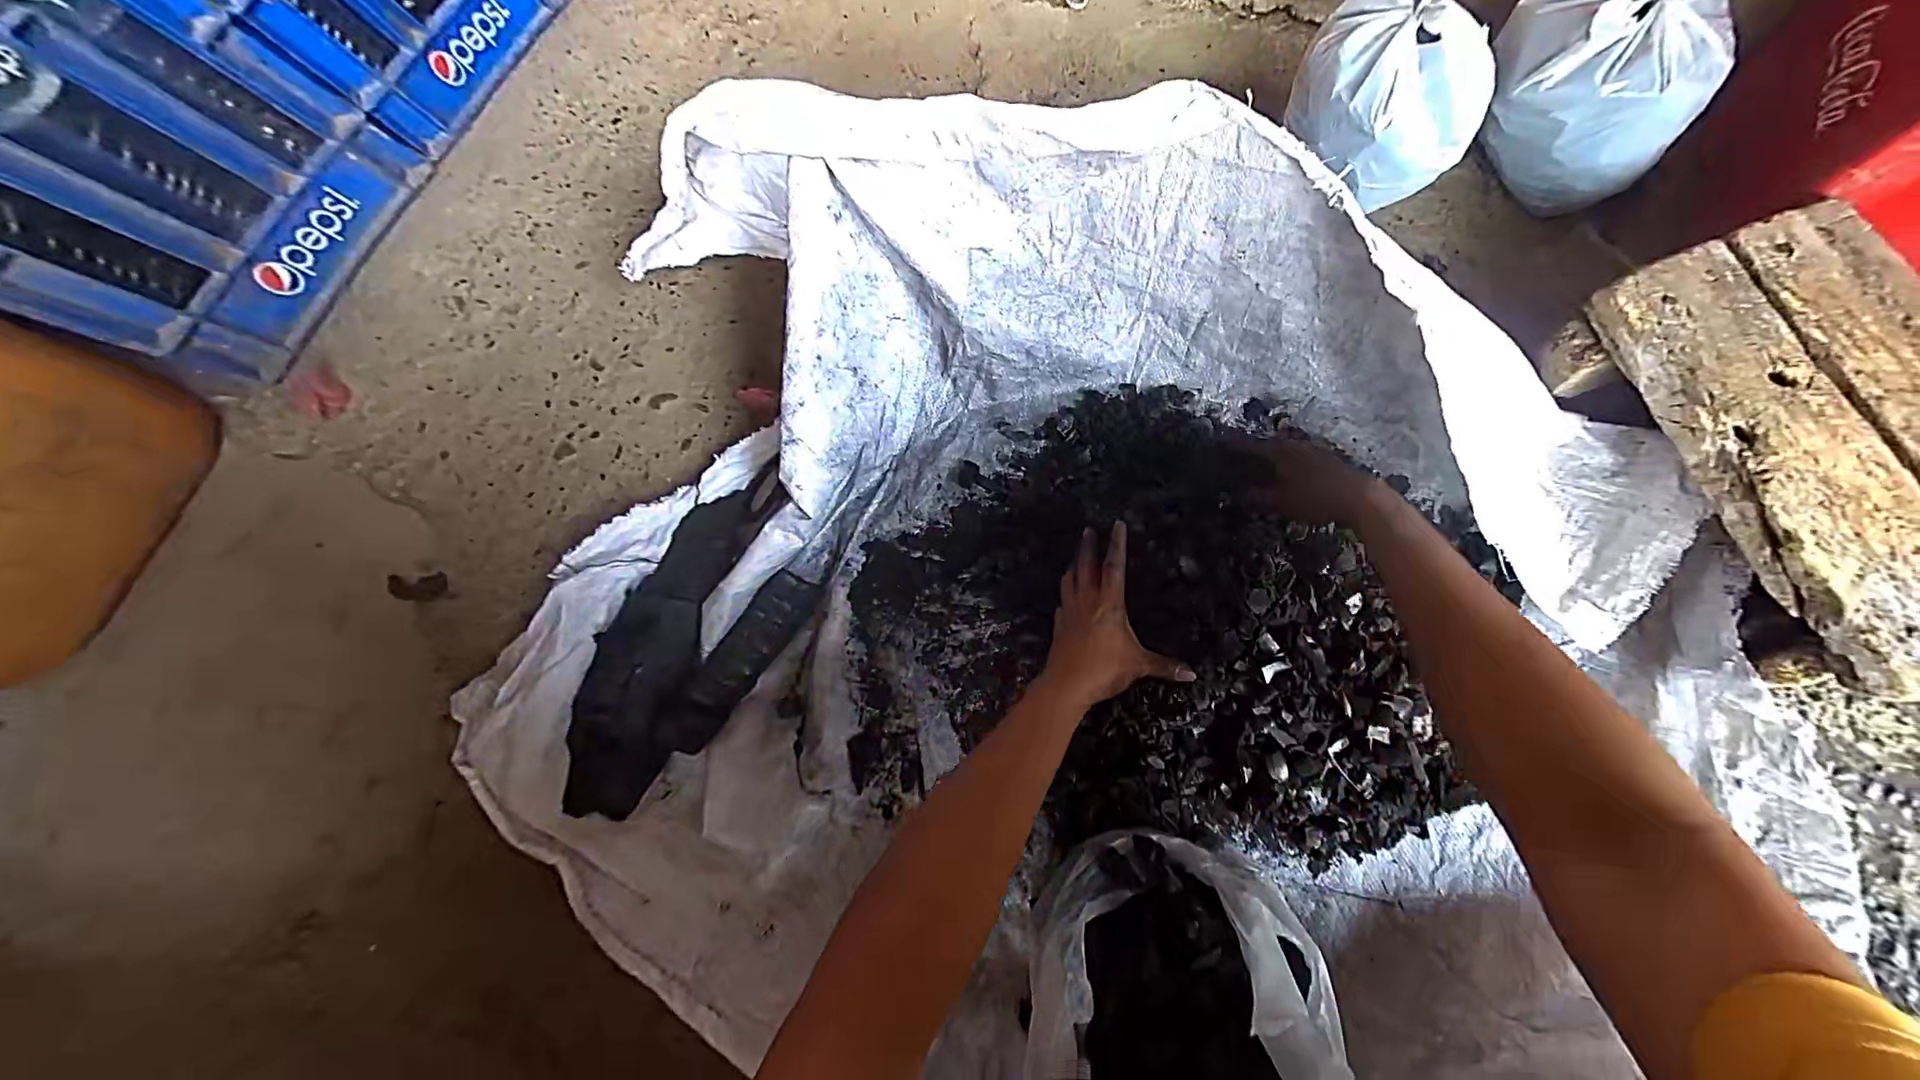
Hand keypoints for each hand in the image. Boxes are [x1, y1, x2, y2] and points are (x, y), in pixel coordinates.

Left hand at [1038, 521, 1195, 708]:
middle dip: (1088, 546)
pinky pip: (1061, 603)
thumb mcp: (1138, 666)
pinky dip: (1064, 595)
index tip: (1117, 525)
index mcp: (1109, 604)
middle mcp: (1086, 601)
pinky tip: (1065, 598)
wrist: (1065, 685)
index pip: (1114, 566)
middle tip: (1088, 530)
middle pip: (1085, 566)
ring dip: (1073, 566)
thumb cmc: (1104, 670)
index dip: (1117, 544)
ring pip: (1069, 580)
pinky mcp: (1058, 626)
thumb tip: (1191, 674)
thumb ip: (1164, 666)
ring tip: (1075, 557)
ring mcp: (1069, 612)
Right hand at [1233, 433, 1391, 527]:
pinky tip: (1287, 474)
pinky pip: (1299, 458)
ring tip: (1261, 467)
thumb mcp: (1282, 501)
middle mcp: (1296, 445)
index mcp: (1281, 451)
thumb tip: (1236, 496)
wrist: (1361, 498)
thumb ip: (1258, 498)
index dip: (1235, 445)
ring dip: (1273, 458)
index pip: (1251, 445)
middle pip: (1269, 446)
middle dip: (1253, 451)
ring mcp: (1315, 451)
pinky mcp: (1328, 460)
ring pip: (1286, 451)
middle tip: (1238, 458)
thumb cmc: (1316, 497)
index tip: (1220, 443)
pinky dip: (1288, 464)